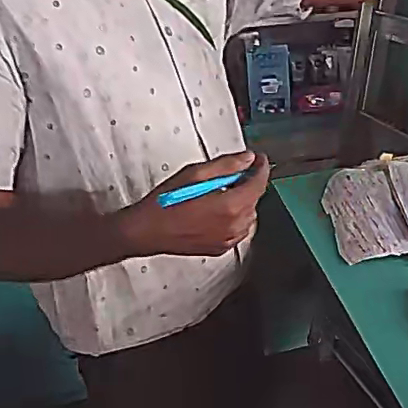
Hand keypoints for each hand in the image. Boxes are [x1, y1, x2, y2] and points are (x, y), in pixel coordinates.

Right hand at [117, 151, 269, 257]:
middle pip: (255, 199)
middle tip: (231, 174)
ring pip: (248, 215)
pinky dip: (234, 217)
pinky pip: (239, 230)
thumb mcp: (194, 174)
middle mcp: (234, 225)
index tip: (260, 160)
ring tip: (218, 193)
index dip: (261, 168)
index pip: (259, 183)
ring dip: (241, 201)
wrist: (146, 231)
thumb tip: (246, 160)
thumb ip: (226, 166)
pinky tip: (216, 210)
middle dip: (247, 183)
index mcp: (230, 206)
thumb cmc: (165, 204)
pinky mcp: (221, 247)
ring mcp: (229, 239)